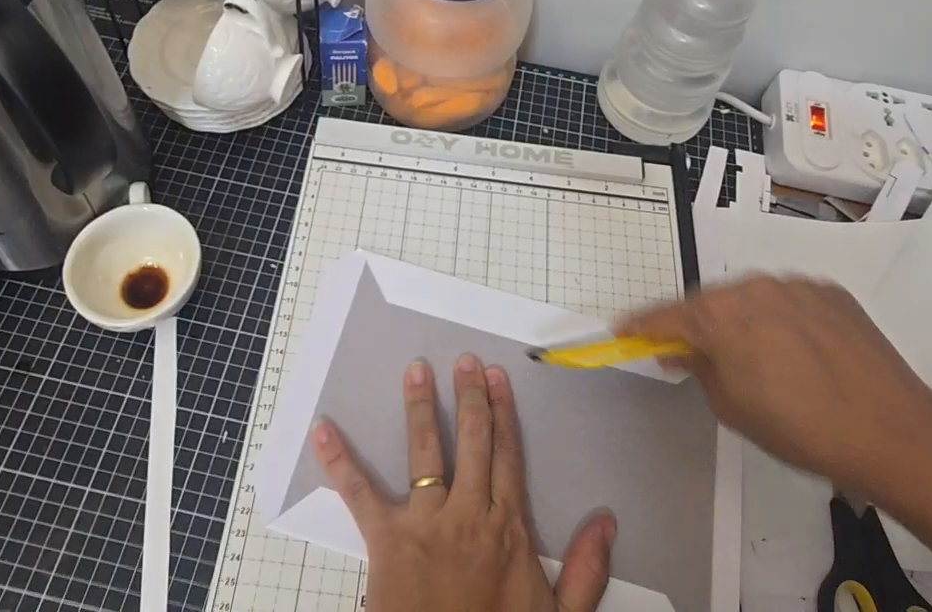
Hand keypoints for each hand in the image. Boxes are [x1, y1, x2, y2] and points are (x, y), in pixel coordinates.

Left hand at [309, 353, 617, 611]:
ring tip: (416, 370)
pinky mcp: (387, 541)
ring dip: (421, 408)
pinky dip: (340, 460)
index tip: (497, 378)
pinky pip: (360, 494)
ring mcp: (426, 524)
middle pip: (473, 443)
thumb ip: (586, 570)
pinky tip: (324, 430)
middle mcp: (468, 515)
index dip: (503, 413)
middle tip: (464, 360)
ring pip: (425, 454)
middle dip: (469, 397)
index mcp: (507, 528)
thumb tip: (608, 521)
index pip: (507, 456)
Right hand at [617, 275, 931, 490]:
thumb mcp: (732, 408)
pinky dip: (781, 318)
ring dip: (743, 320)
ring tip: (759, 358)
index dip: (641, 326)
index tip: (624, 330)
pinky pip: (789, 300)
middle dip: (699, 325)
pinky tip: (798, 352)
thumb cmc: (801, 429)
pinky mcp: (829, 291)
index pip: (665, 316)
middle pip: (709, 302)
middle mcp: (752, 288)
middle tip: (698, 354)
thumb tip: (682, 350)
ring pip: (751, 297)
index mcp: (720, 316)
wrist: (892, 431)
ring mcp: (794, 285)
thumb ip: (698, 368)